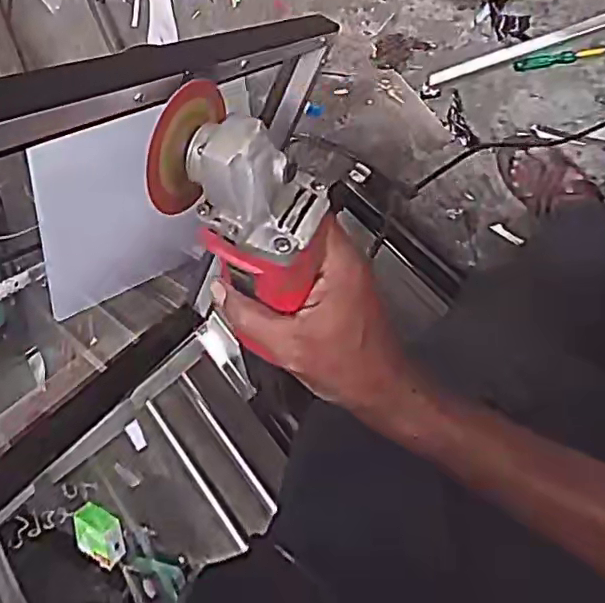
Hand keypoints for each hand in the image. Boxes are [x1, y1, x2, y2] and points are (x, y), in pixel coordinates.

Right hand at [210, 226, 414, 421]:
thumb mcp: (288, 347)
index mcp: (340, 261)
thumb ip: (248, 317)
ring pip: (297, 249)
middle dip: (267, 246)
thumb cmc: (355, 370)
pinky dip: (287, 279)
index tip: (244, 234)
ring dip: (276, 265)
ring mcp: (344, 269)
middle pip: (294, 230)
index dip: (269, 220)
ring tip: (264, 288)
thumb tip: (222, 293)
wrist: (382, 390)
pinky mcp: (339, 282)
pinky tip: (280, 302)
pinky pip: (305, 266)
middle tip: (248, 267)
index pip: (300, 214)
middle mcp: (345, 258)